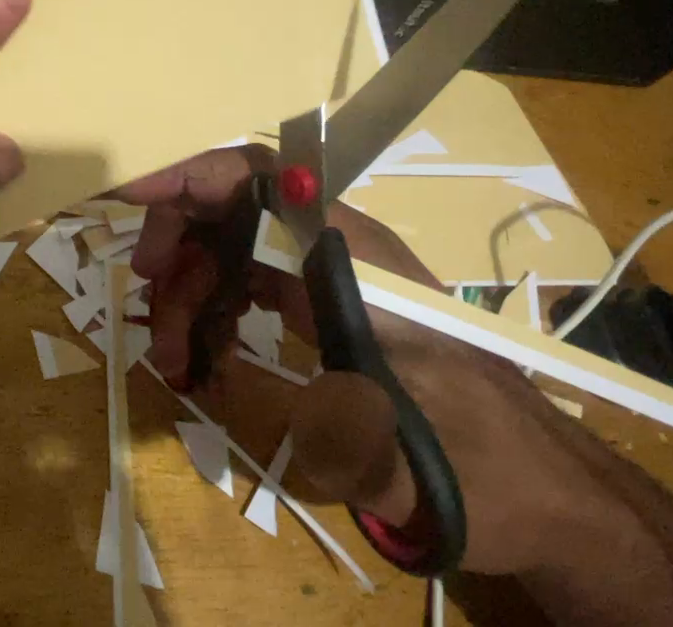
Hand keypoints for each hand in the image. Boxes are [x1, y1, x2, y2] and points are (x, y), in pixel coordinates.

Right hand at [118, 146, 641, 575]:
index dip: (189, 177)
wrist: (545, 495)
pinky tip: (204, 361)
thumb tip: (213, 369)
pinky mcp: (324, 304)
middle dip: (177, 256)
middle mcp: (334, 250)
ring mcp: (328, 274)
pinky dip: (215, 312)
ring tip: (175, 365)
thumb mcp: (382, 456)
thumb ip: (290, 410)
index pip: (258, 181)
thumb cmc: (476, 468)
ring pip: (231, 250)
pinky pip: (249, 283)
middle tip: (153, 322)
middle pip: (229, 212)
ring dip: (189, 296)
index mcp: (351, 259)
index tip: (127, 194)